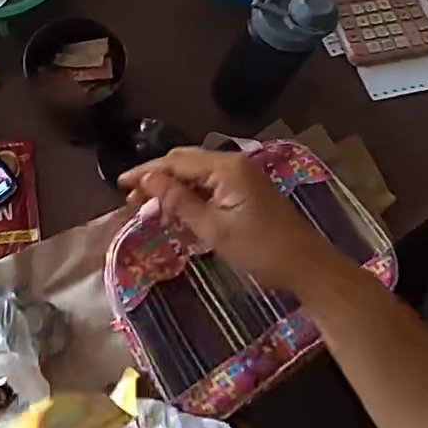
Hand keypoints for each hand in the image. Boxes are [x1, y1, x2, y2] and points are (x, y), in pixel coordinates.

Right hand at [119, 147, 334, 291]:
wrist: (306, 266)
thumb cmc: (259, 249)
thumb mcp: (212, 228)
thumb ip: (178, 200)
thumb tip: (148, 179)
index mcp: (225, 167)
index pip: (175, 162)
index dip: (146, 171)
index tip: (120, 185)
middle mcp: (232, 163)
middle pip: (184, 162)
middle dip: (156, 178)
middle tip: (132, 199)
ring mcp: (241, 175)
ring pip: (195, 174)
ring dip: (172, 187)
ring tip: (150, 208)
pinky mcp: (245, 189)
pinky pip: (208, 184)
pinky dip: (189, 195)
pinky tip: (176, 211)